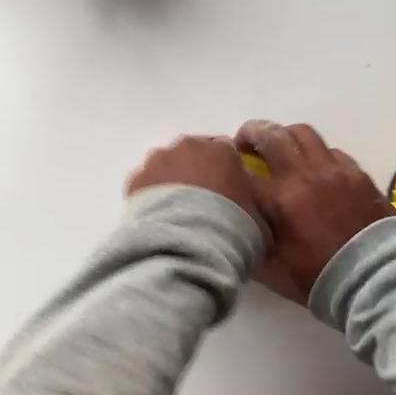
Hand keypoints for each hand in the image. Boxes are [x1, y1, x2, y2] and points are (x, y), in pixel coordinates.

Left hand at [125, 135, 262, 220]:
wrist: (187, 247)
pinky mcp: (136, 178)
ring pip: (166, 164)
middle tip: (201, 202)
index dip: (227, 171)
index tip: (227, 191)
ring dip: (171, 180)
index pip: (227, 151)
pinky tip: (157, 218)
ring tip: (176, 213)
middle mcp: (189, 146)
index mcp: (223, 150)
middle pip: (194, 153)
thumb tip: (249, 210)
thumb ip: (254, 206)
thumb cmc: (231, 230)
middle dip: (197, 171)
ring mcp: (158, 160)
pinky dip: (150, 195)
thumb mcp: (259, 222)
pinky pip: (146, 183)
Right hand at [237, 120, 394, 302]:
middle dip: (251, 133)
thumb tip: (237, 230)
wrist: (375, 280)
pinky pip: (331, 150)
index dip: (229, 166)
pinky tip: (317, 169)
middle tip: (246, 142)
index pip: (242, 172)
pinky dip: (317, 154)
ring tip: (282, 147)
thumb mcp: (274, 269)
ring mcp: (333, 169)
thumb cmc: (320, 278)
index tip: (227, 169)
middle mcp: (303, 175)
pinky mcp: (357, 172)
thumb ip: (252, 243)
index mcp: (278, 200)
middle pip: (270, 135)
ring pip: (302, 133)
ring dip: (285, 136)